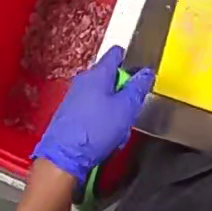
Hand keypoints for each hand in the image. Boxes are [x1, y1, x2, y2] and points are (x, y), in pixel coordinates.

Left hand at [33, 46, 155, 181]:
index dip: (131, 61)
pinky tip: (107, 136)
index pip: (116, 54)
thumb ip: (138, 87)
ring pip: (103, 96)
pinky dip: (103, 120)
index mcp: (98, 73)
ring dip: (115, 110)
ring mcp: (75, 96)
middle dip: (124, 92)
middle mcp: (84, 80)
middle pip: (111, 77)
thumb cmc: (96, 129)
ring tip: (120, 129)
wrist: (64, 156)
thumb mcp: (126, 108)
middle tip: (132, 109)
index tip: (141, 75)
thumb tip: (146, 72)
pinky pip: (93, 110)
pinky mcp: (70, 113)